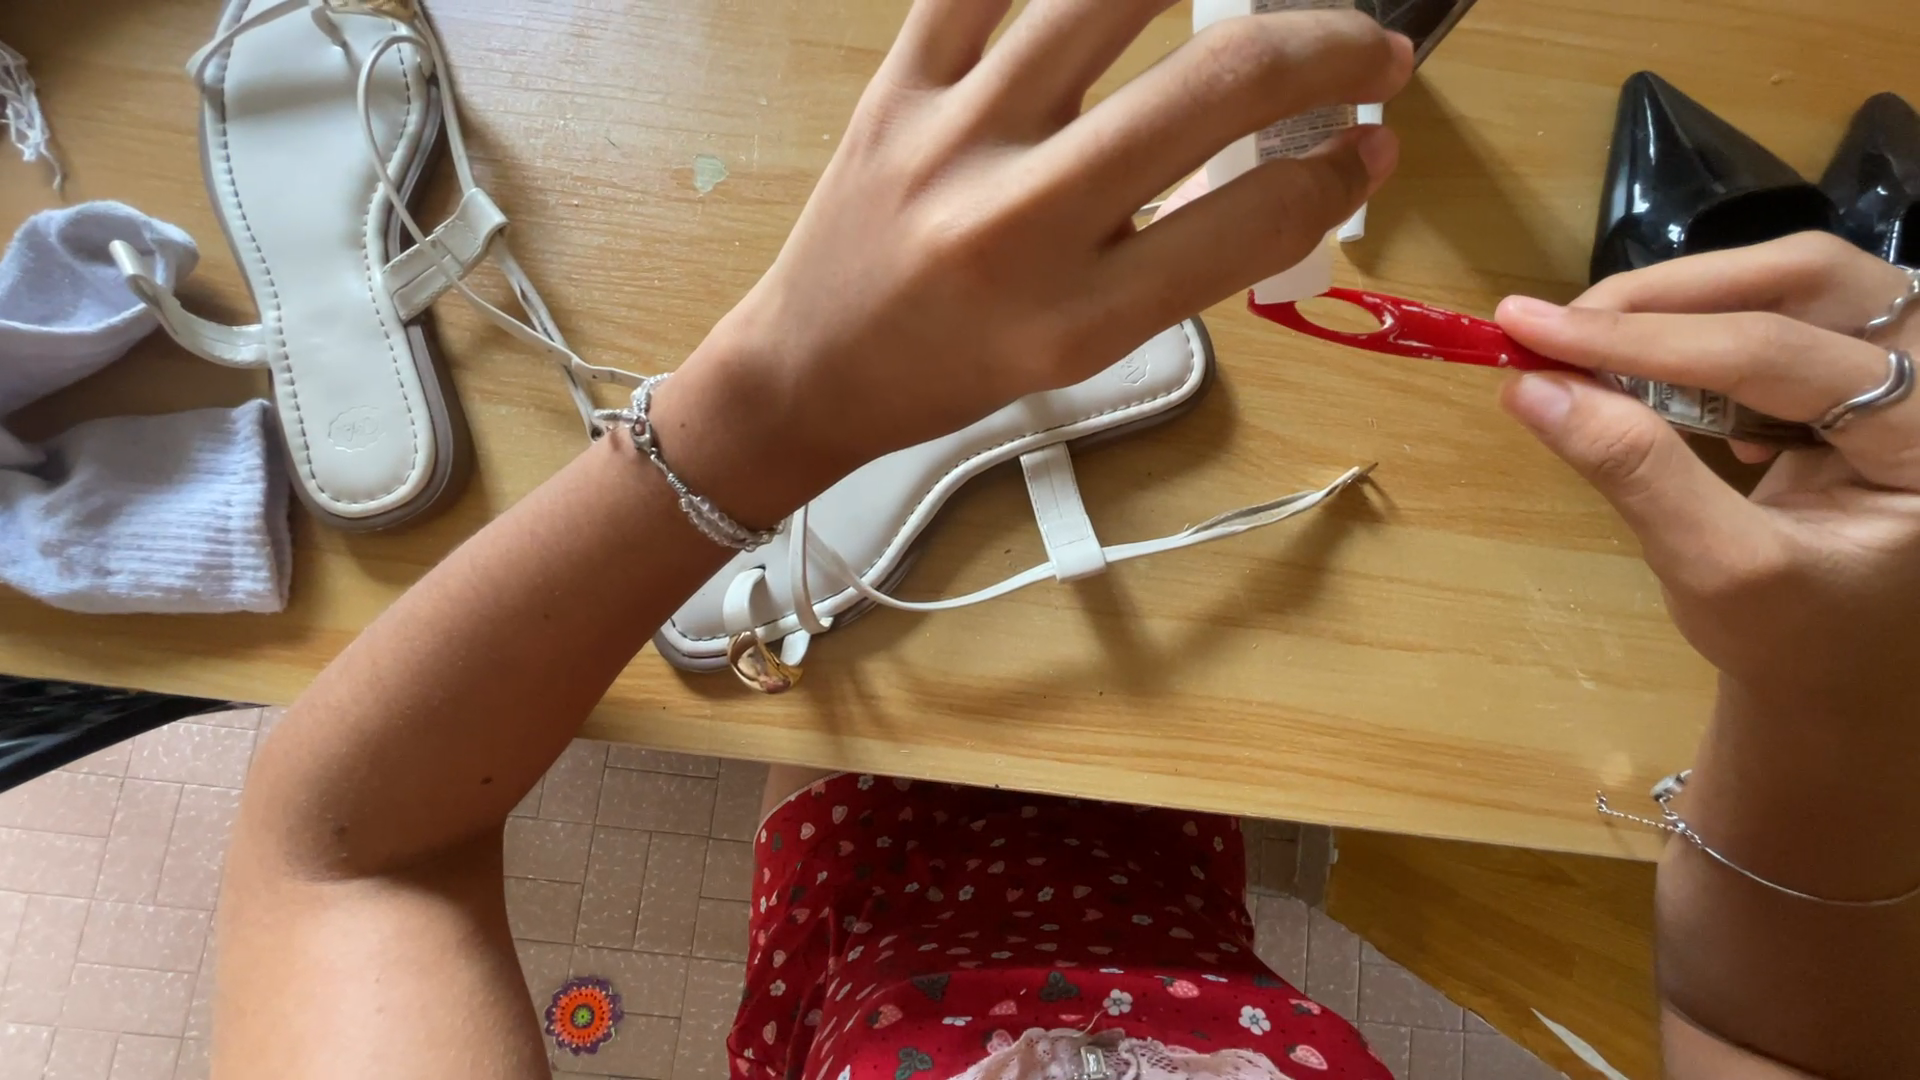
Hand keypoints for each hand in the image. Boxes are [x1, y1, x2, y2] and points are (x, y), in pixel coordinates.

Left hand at [658, 0, 1410, 524]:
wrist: (813, 370)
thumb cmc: (946, 380)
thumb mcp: (1071, 359)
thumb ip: (1172, 274)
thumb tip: (1276, 179)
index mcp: (1072, 323)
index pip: (1249, 222)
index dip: (1335, 180)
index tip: (1363, 155)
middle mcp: (1017, 227)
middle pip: (1211, 91)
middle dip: (1328, 53)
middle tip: (1367, 53)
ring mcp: (949, 140)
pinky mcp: (895, 88)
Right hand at [1496, 233, 1919, 707]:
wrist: (1839, 661)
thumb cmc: (1790, 632)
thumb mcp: (1711, 565)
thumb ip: (1632, 471)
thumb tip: (1529, 389)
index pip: (1772, 355)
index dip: (1637, 340)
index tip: (1522, 330)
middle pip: (1809, 279)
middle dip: (1667, 294)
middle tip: (1556, 326)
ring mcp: (1913, 370)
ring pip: (1796, 283)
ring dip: (1676, 300)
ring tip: (1582, 341)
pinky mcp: (1864, 377)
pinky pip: (1780, 316)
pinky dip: (1690, 328)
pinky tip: (1639, 370)